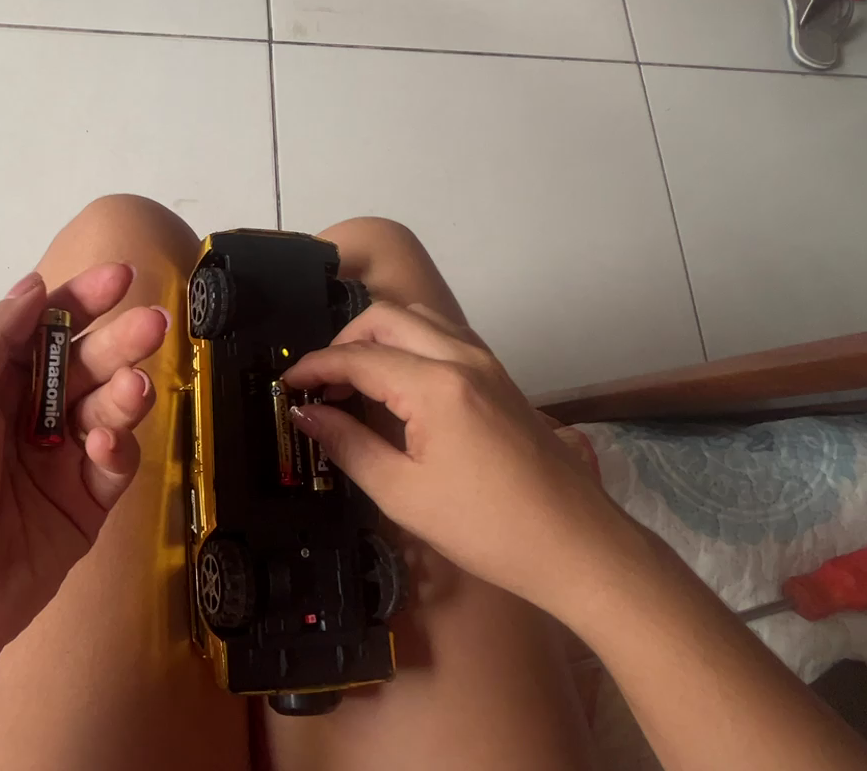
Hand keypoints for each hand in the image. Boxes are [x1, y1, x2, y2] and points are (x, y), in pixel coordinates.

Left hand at [0, 264, 168, 664]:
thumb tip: (35, 282)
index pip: (45, 328)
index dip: (82, 299)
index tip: (123, 277)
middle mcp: (29, 414)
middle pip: (85, 363)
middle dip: (119, 339)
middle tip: (154, 324)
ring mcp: (60, 459)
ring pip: (107, 408)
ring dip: (125, 391)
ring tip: (134, 385)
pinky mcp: (86, 504)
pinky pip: (114, 464)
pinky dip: (116, 450)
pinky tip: (102, 449)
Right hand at [284, 302, 628, 612]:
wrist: (578, 548)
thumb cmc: (486, 529)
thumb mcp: (403, 495)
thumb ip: (348, 444)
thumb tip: (305, 415)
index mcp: (435, 386)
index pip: (358, 357)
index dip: (315, 368)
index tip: (287, 386)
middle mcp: (462, 358)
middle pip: (387, 317)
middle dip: (344, 340)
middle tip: (322, 382)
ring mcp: (487, 363)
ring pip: (420, 317)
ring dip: (379, 335)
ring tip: (356, 377)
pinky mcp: (502, 377)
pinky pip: (446, 335)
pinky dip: (411, 342)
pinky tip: (400, 381)